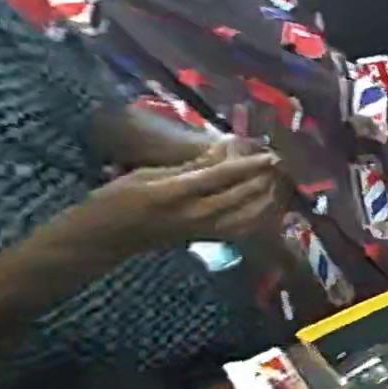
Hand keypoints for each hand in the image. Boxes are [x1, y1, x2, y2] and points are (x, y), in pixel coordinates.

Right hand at [52, 148, 281, 258]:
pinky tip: (270, 201)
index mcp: (175, 193)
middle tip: (279, 163)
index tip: (269, 155)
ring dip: (268, 196)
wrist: (108, 237)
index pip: (220, 176)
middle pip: (242, 195)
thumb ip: (189, 166)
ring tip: (277, 179)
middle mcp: (196, 214)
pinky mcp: (211, 239)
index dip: (248, 165)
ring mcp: (206, 229)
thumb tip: (223, 149)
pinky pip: (246, 228)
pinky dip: (262, 214)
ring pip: (251, 214)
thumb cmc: (120, 198)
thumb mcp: (147, 174)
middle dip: (264, 178)